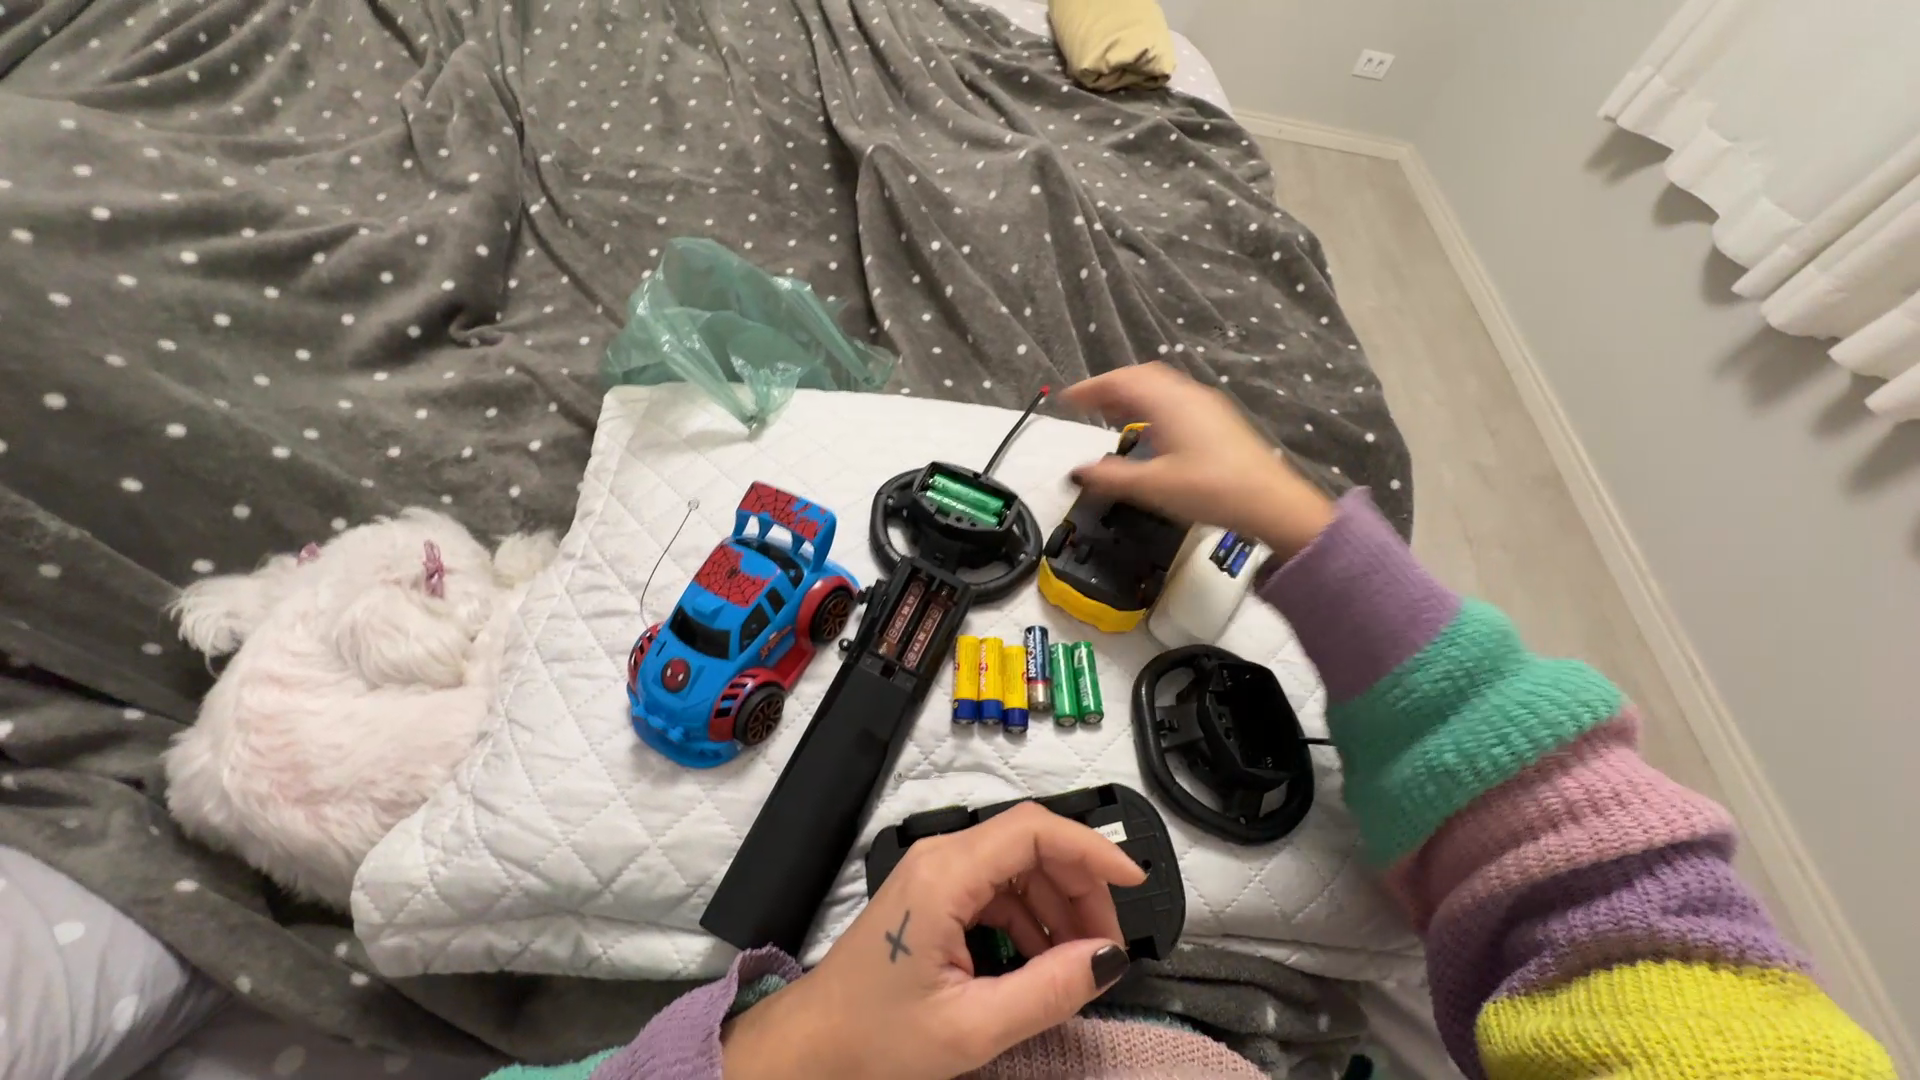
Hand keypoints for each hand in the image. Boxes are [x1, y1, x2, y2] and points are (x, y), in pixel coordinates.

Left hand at [720, 802, 1146, 1079]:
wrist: (811, 1047)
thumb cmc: (878, 1041)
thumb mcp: (971, 1028)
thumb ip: (1047, 990)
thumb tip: (1111, 959)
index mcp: (946, 874)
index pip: (1034, 829)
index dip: (1091, 847)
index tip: (1134, 882)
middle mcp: (942, 856)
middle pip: (1031, 845)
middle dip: (1079, 889)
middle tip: (1106, 951)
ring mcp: (937, 871)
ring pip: (1019, 866)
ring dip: (1058, 907)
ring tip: (1078, 966)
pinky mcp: (936, 891)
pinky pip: (998, 888)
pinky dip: (1030, 919)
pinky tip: (1041, 963)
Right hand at [1063, 364, 1335, 557]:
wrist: (1271, 502)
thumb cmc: (1210, 490)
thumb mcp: (1152, 487)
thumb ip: (1109, 478)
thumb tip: (1076, 473)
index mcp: (1168, 403)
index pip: (1120, 381)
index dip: (1089, 388)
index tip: (1066, 399)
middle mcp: (1188, 395)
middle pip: (1141, 378)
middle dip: (1109, 389)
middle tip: (1085, 406)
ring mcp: (1206, 406)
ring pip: (1160, 388)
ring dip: (1131, 396)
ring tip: (1110, 416)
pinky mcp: (1218, 421)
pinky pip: (1174, 401)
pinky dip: (1150, 407)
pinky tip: (1148, 431)